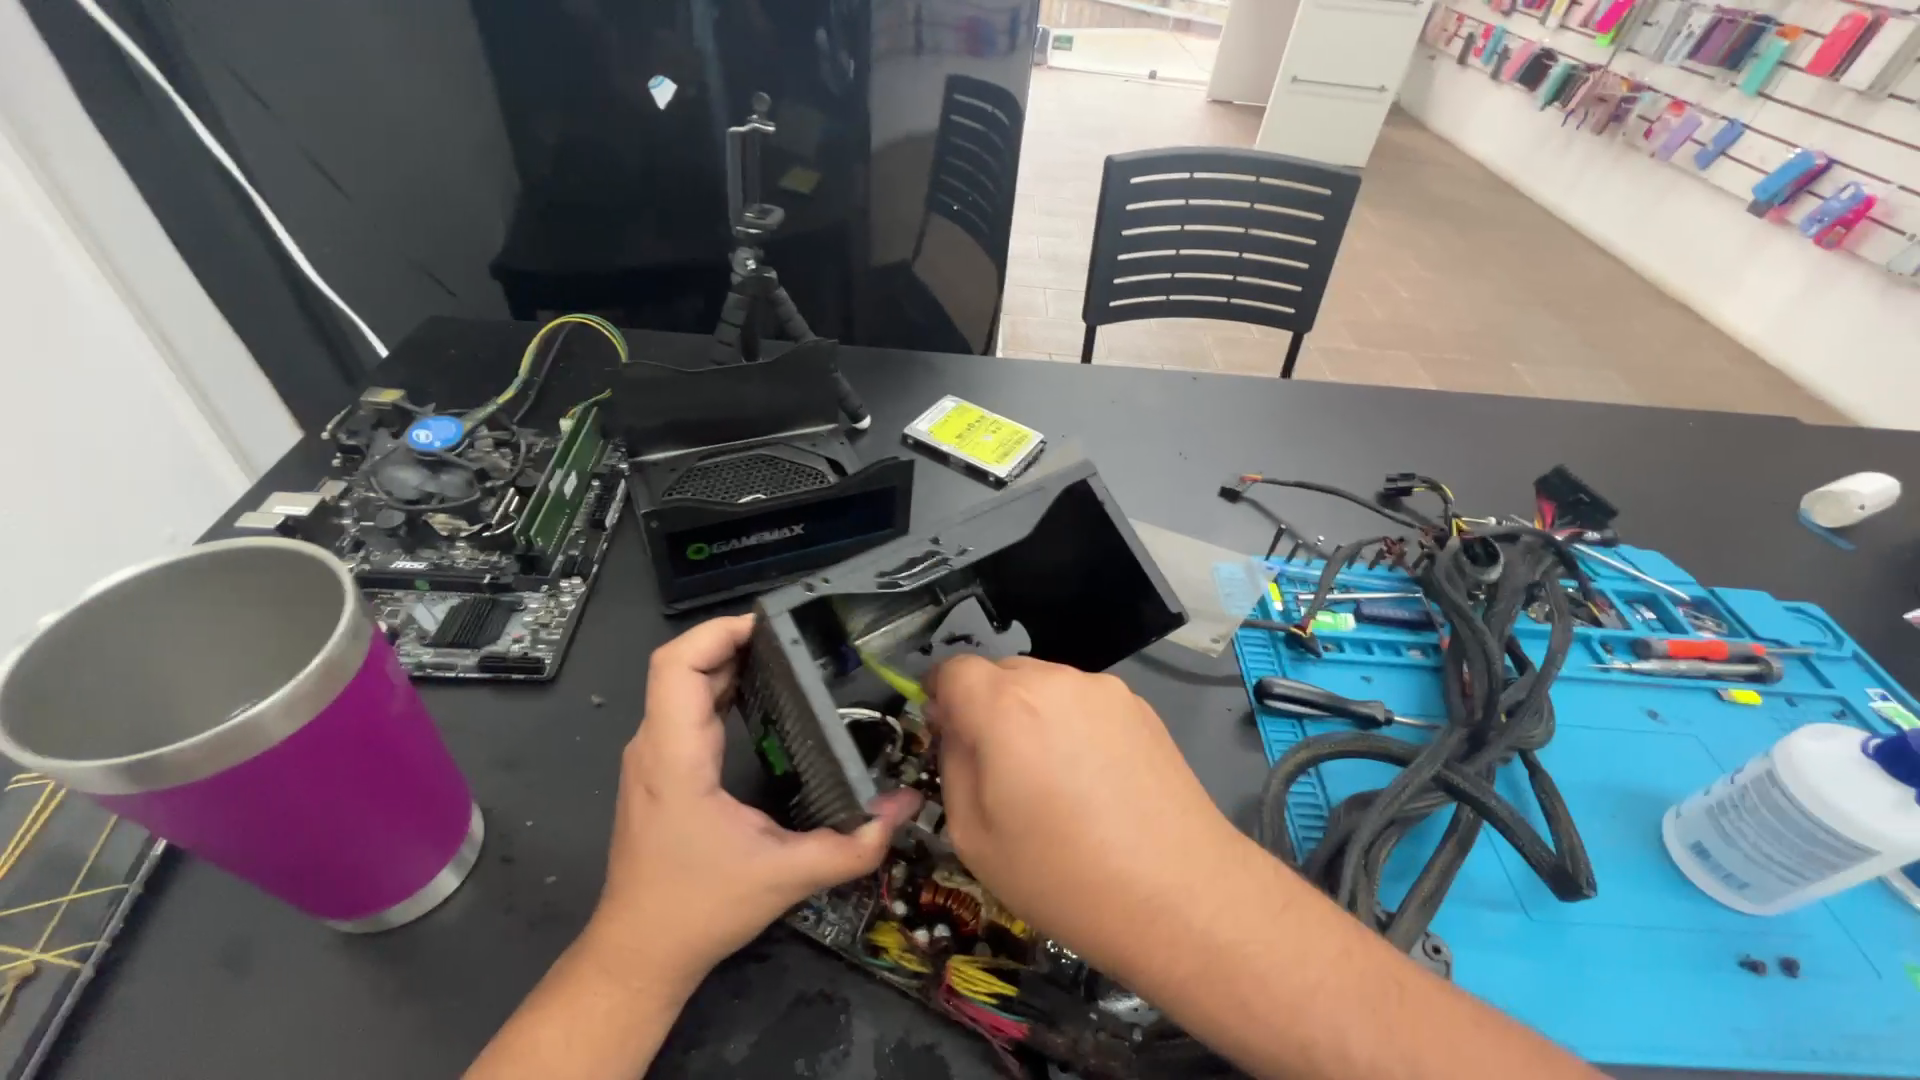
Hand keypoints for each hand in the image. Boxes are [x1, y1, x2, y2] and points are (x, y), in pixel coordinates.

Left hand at [586, 615, 921, 992]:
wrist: (639, 952)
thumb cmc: (701, 909)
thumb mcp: (787, 876)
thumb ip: (852, 844)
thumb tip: (904, 807)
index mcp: (675, 757)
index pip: (678, 665)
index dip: (717, 632)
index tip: (770, 626)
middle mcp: (654, 746)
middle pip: (679, 665)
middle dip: (732, 639)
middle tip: (791, 638)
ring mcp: (650, 758)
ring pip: (678, 684)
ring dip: (724, 661)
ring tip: (781, 657)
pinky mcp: (657, 770)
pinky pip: (682, 708)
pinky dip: (717, 688)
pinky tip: (758, 696)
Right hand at [927, 655, 1245, 975]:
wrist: (1181, 897)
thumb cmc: (1062, 876)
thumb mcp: (973, 835)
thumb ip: (953, 764)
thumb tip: (955, 728)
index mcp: (1006, 706)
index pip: (953, 671)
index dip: (939, 699)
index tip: (945, 736)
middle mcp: (1056, 681)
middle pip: (1000, 674)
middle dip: (986, 709)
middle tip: (999, 771)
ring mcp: (1106, 691)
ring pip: (1045, 687)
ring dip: (1031, 717)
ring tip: (1054, 782)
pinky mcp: (1142, 709)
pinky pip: (1084, 703)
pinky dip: (1073, 727)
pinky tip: (1094, 782)